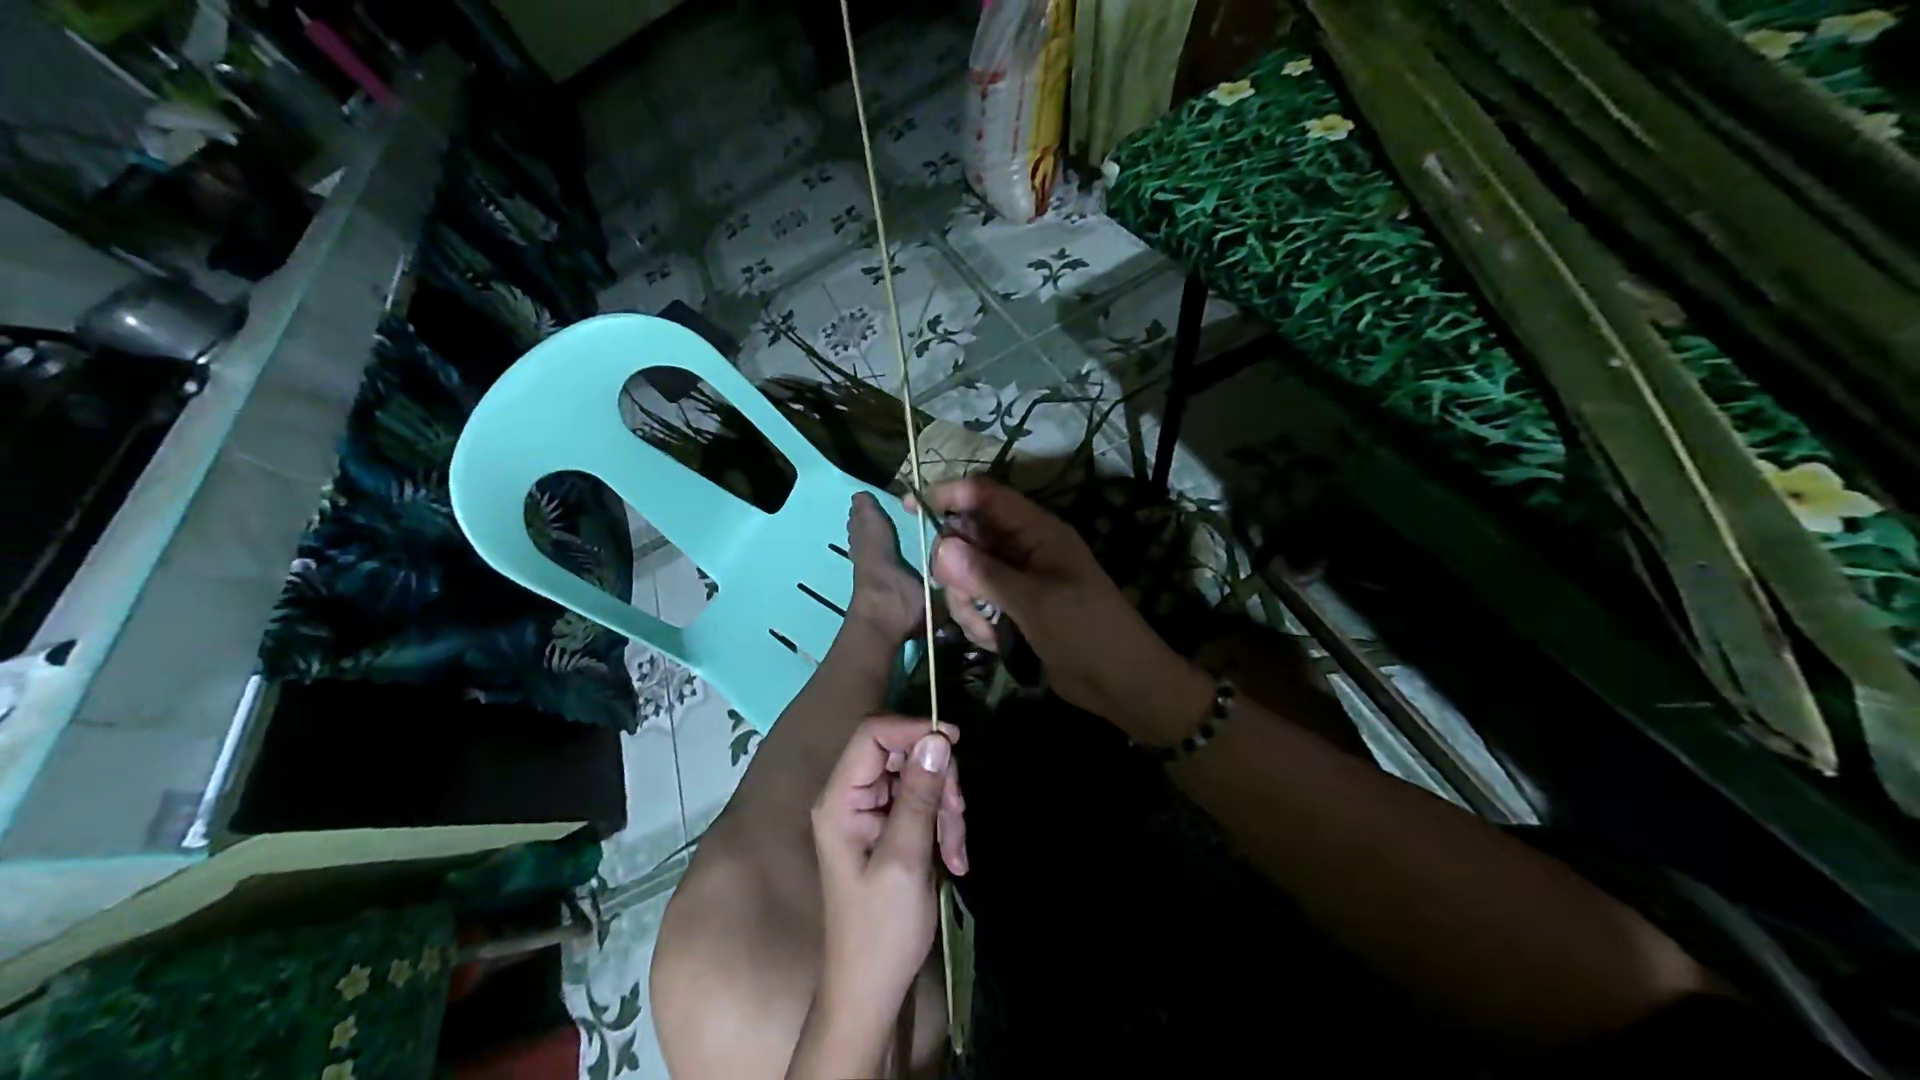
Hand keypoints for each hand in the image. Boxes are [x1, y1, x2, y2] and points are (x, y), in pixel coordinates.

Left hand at [809, 716, 965, 1047]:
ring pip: (918, 777)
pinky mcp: (889, 827)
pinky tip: (955, 859)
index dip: (912, 729)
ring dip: (945, 807)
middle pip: (900, 753)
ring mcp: (870, 812)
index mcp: (839, 800)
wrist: (872, 987)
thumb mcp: (906, 858)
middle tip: (959, 815)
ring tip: (956, 850)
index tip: (954, 742)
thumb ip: (919, 795)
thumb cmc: (881, 929)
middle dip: (937, 779)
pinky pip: (922, 802)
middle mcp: (851, 797)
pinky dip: (943, 824)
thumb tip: (938, 739)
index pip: (872, 734)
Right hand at [919, 478, 1212, 743]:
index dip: (948, 495)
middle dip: (957, 570)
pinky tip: (995, 641)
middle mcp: (1022, 547)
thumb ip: (986, 574)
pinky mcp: (1012, 606)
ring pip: (966, 575)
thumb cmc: (1087, 632)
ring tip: (988, 629)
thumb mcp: (1036, 602)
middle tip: (967, 600)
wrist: (1120, 681)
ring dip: (968, 603)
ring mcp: (1016, 578)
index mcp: (1036, 530)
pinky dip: (978, 621)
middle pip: (966, 537)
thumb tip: (940, 547)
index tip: (912, 509)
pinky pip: (976, 602)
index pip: (984, 495)